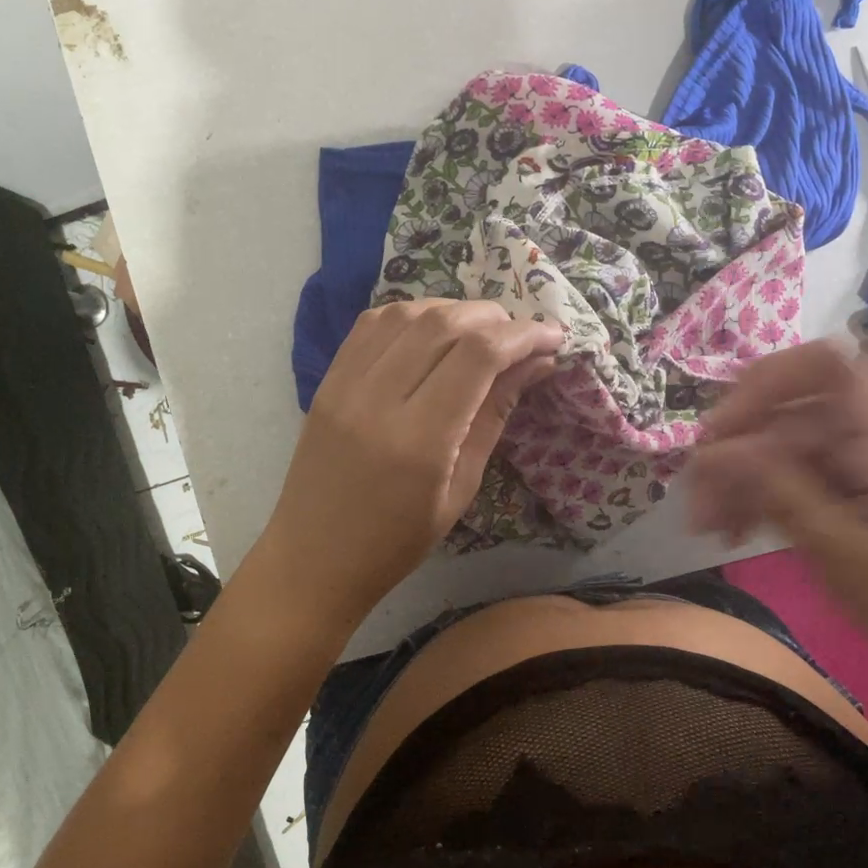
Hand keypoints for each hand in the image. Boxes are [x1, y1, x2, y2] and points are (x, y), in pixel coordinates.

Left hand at [258, 300, 559, 618]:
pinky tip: (431, 331)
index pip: (477, 355)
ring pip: (406, 314)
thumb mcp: (460, 489)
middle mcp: (378, 400)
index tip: (552, 336)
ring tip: (479, 331)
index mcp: (420, 440)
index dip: (522, 335)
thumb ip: (494, 417)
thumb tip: (538, 364)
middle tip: (519, 336)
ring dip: (452, 310)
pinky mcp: (327, 381)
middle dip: (492, 318)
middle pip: (443, 323)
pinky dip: (410, 315)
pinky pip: (370, 324)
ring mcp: (344, 385)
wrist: (314, 557)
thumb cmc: (397, 541)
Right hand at [685, 340, 867, 669]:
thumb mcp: (849, 552)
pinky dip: (757, 495)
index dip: (764, 383)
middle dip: (734, 447)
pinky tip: (732, 530)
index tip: (720, 433)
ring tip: (706, 526)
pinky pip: (790, 471)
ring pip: (779, 442)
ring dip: (736, 477)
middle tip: (696, 497)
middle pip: (787, 407)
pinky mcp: (851, 483)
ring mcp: (862, 457)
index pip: (823, 365)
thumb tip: (715, 451)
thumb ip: (782, 493)